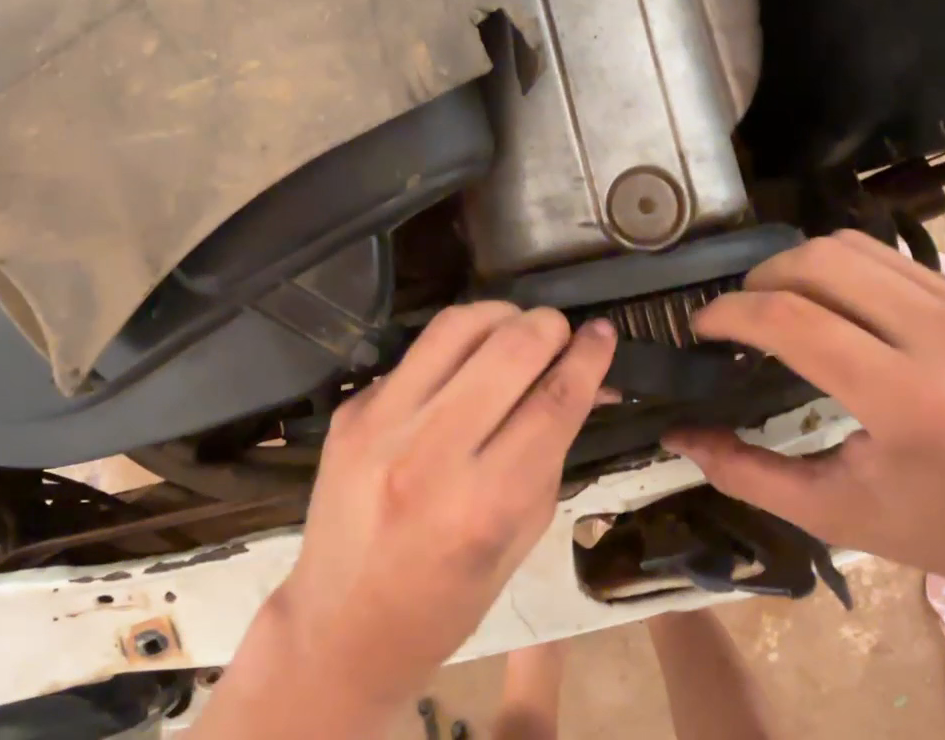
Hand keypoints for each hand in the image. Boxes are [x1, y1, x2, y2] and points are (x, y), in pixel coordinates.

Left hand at [220, 304, 615, 728]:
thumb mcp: (520, 539)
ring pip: (455, 327)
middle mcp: (430, 452)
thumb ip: (550, 454)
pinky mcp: (350, 410)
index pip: (554, 402)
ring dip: (500, 316)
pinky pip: (415, 355)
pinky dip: (451, 352)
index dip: (588, 358)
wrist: (341, 626)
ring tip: (517, 329)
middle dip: (548, 325)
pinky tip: (462, 371)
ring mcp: (381, 424)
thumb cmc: (447, 601)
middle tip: (560, 331)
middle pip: (509, 348)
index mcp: (486, 502)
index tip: (603, 333)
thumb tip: (580, 384)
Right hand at [663, 231, 944, 613]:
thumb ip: (747, 474)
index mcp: (908, 402)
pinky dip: (856, 279)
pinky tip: (855, 319)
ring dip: (803, 269)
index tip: (703, 328)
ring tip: (787, 307)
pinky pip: (899, 261)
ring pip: (857, 246)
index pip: (790, 319)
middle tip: (742, 316)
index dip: (728, 314)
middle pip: (819, 259)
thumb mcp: (839, 516)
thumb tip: (677, 435)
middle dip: (760, 278)